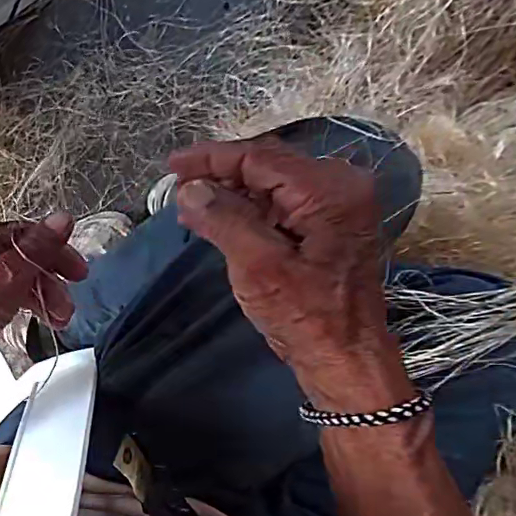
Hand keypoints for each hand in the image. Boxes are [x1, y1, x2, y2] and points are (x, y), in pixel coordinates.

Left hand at [0, 214, 89, 393]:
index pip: (29, 234)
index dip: (56, 252)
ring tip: (59, 315)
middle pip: (29, 256)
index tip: (75, 268)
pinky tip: (44, 316)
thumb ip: (37, 249)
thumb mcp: (7, 278)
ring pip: (24, 276)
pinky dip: (31, 302)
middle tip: (67, 296)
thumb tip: (60, 221)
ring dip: (45, 295)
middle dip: (51, 280)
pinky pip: (13, 290)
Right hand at [168, 137, 413, 412]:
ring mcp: (335, 210)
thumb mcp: (258, 266)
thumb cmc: (304, 314)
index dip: (212, 158)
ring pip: (272, 184)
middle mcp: (339, 189)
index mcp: (328, 191)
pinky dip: (246, 207)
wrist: (343, 356)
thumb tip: (190, 188)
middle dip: (220, 172)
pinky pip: (280, 205)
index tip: (173, 165)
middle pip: (268, 165)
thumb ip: (224, 220)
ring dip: (230, 190)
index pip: (260, 158)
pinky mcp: (326, 230)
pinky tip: (219, 217)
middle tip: (177, 183)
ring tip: (190, 202)